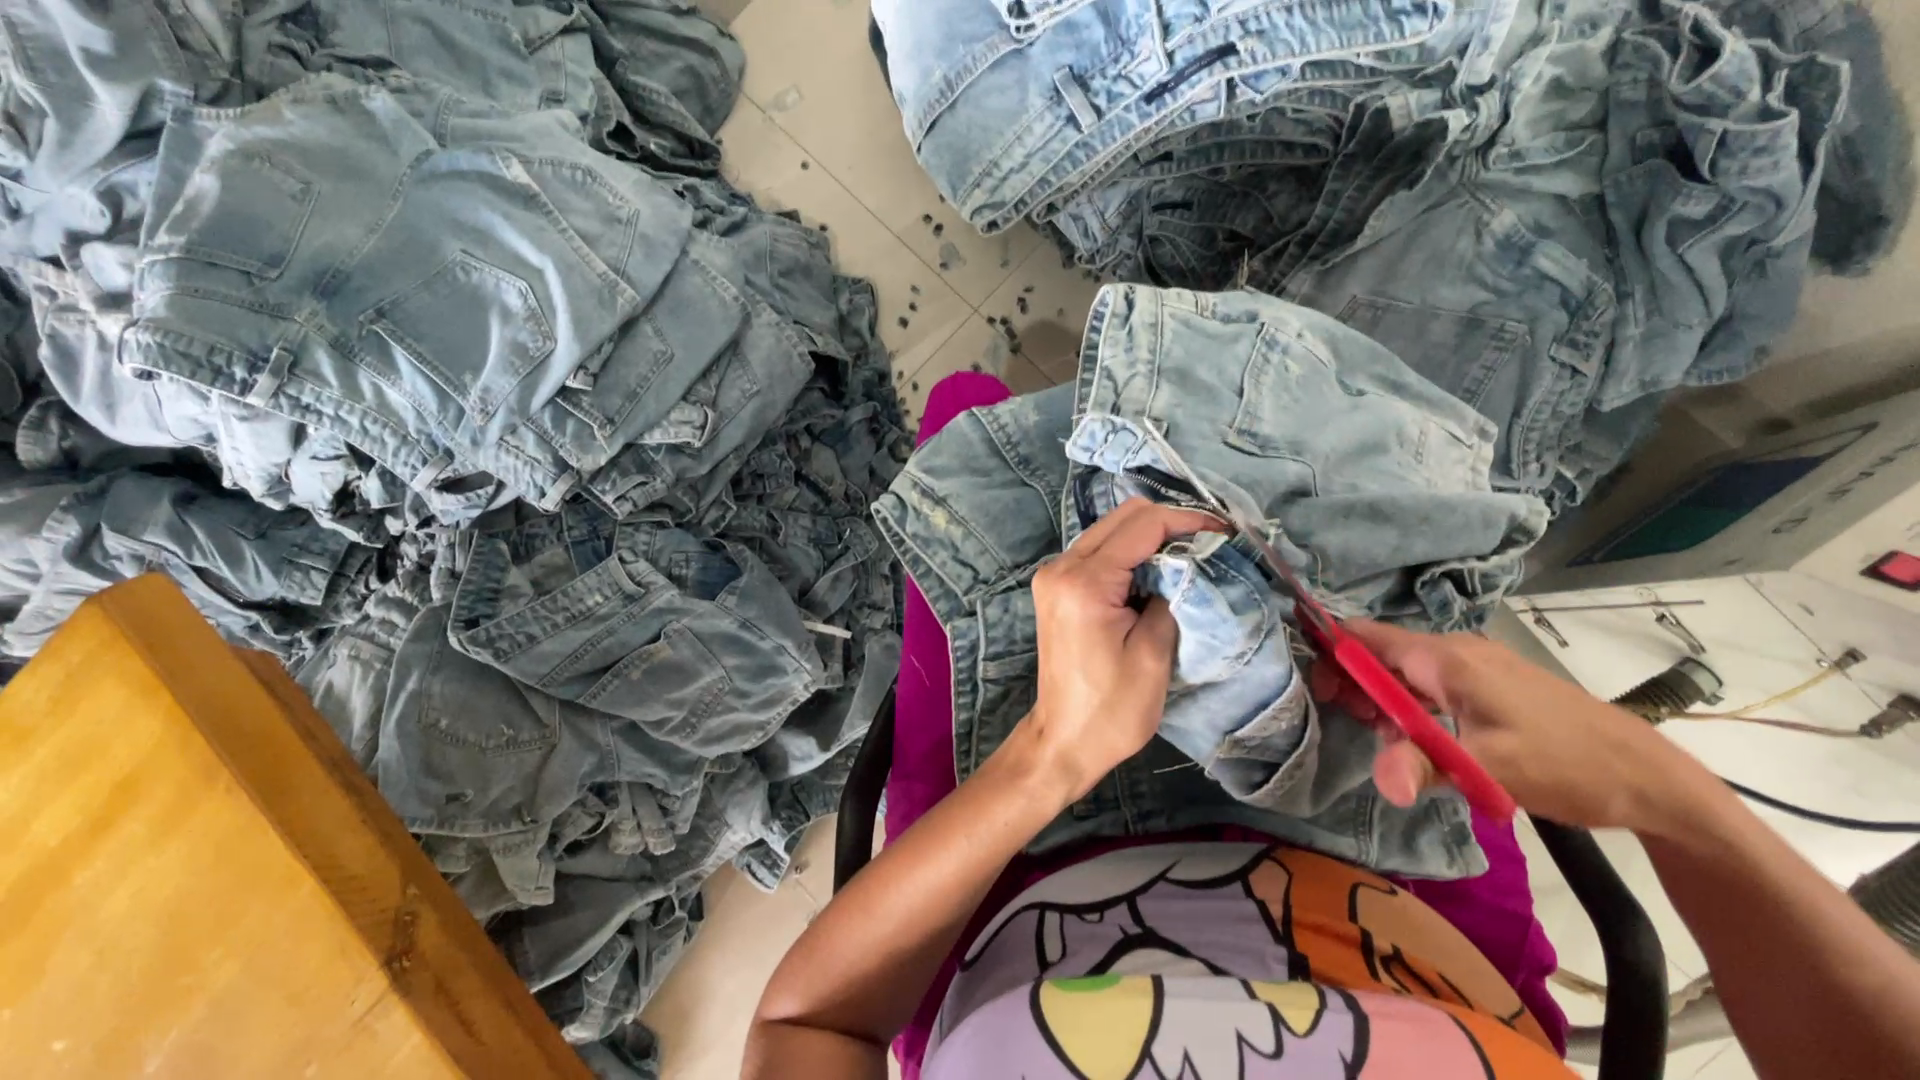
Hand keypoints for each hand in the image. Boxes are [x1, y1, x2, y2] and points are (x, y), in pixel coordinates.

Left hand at [1018, 498, 1224, 798]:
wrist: (1064, 740)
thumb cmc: (1112, 709)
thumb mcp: (1154, 654)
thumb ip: (1173, 597)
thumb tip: (1191, 565)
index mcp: (1084, 582)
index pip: (1143, 525)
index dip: (1188, 522)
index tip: (1225, 534)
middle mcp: (1061, 567)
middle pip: (1123, 517)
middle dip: (1171, 524)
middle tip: (1211, 545)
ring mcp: (1054, 576)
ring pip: (1110, 530)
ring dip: (1151, 538)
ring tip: (1192, 559)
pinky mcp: (1057, 588)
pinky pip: (1099, 552)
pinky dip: (1131, 554)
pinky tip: (1159, 574)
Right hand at [1309, 618, 1691, 829]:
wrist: (1647, 778)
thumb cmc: (1567, 762)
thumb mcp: (1493, 768)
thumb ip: (1429, 766)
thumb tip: (1381, 781)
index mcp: (1447, 658)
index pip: (1366, 636)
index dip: (1328, 651)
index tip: (1311, 687)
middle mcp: (1454, 653)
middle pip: (1378, 655)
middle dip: (1352, 685)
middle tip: (1351, 727)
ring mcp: (1472, 671)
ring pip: (1402, 675)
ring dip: (1382, 704)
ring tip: (1385, 742)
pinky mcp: (1486, 691)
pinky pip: (1427, 690)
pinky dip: (1407, 711)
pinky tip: (1415, 742)